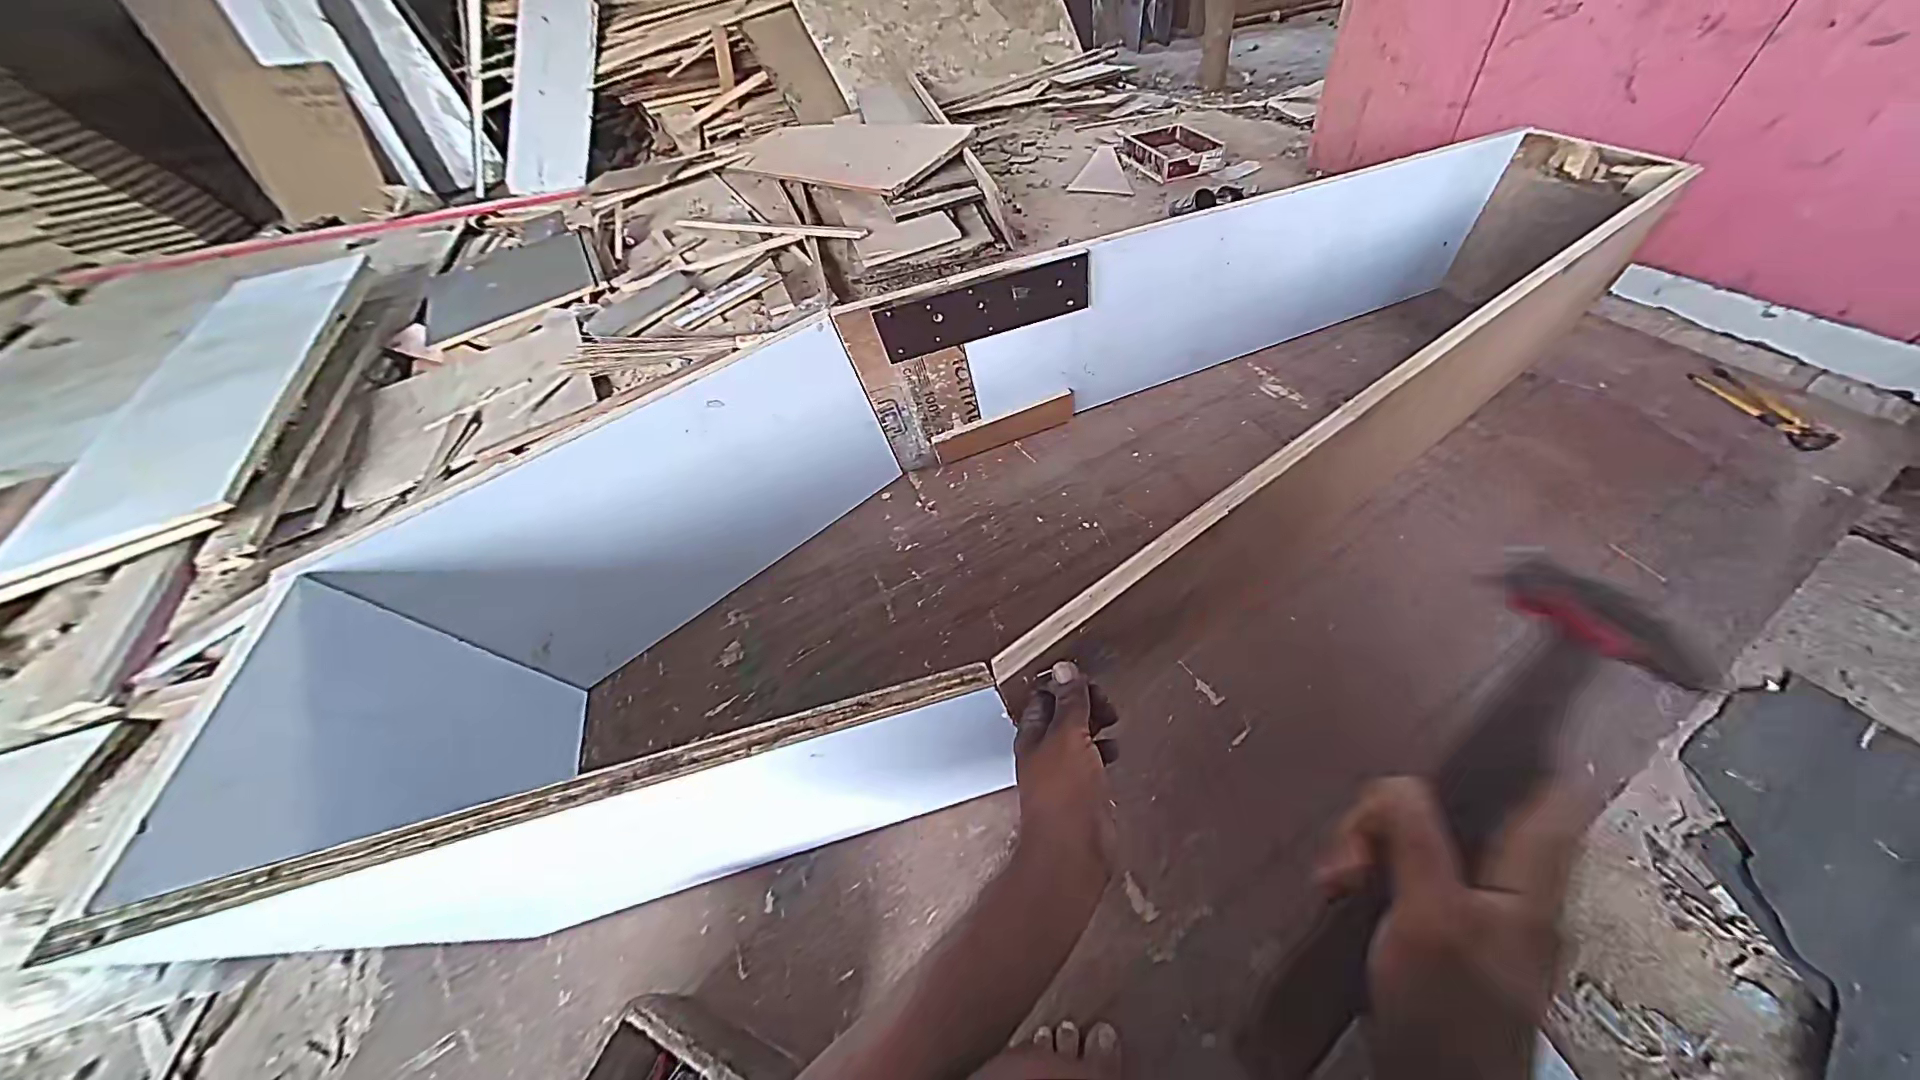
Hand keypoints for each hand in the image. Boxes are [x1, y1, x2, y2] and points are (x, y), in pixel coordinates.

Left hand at [1013, 661, 1119, 877]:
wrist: (1074, 849)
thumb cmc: (1066, 790)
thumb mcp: (1069, 737)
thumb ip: (1070, 704)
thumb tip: (1064, 667)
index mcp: (1032, 735)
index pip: (1045, 698)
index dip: (1065, 685)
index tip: (1090, 682)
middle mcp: (1044, 750)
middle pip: (1063, 715)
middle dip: (1084, 704)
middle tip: (1108, 705)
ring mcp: (1063, 771)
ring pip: (1079, 736)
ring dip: (1096, 724)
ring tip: (1114, 721)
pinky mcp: (1083, 790)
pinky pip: (1093, 759)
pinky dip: (1105, 749)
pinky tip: (1116, 751)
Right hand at [1316, 777, 1583, 1079]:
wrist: (1430, 1073)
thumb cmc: (1447, 1005)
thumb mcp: (1429, 913)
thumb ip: (1413, 839)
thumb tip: (1395, 782)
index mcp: (1526, 881)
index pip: (1553, 803)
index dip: (1535, 759)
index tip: (1510, 723)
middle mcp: (1503, 885)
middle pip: (1451, 810)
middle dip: (1391, 814)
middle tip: (1357, 843)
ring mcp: (1466, 903)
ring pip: (1414, 836)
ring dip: (1367, 843)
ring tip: (1340, 875)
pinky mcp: (1430, 918)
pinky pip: (1395, 866)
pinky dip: (1364, 867)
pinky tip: (1341, 885)